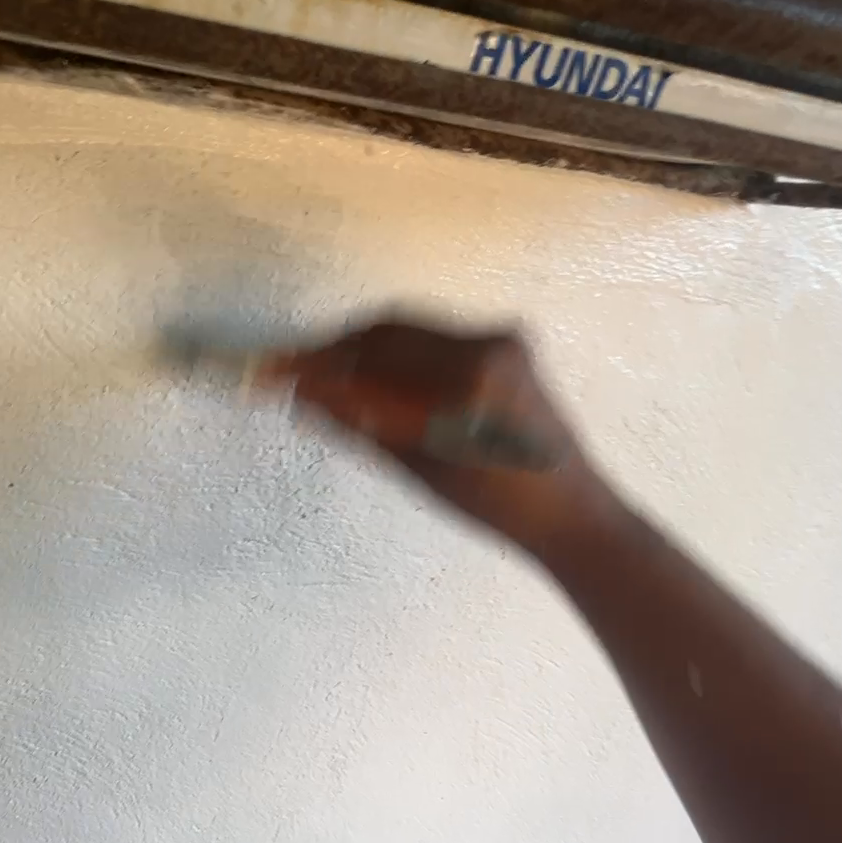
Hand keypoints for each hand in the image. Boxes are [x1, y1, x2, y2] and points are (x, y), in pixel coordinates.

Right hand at [263, 320, 623, 555]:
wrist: (569, 511)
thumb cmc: (495, 504)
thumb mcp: (416, 465)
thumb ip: (358, 421)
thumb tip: (302, 396)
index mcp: (472, 374)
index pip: (373, 356)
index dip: (315, 363)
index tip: (272, 373)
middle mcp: (489, 340)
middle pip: (387, 330)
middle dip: (331, 350)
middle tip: (286, 370)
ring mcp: (500, 337)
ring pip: (405, 332)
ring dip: (357, 351)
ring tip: (316, 375)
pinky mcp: (502, 345)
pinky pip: (428, 343)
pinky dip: (390, 357)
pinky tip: (363, 377)